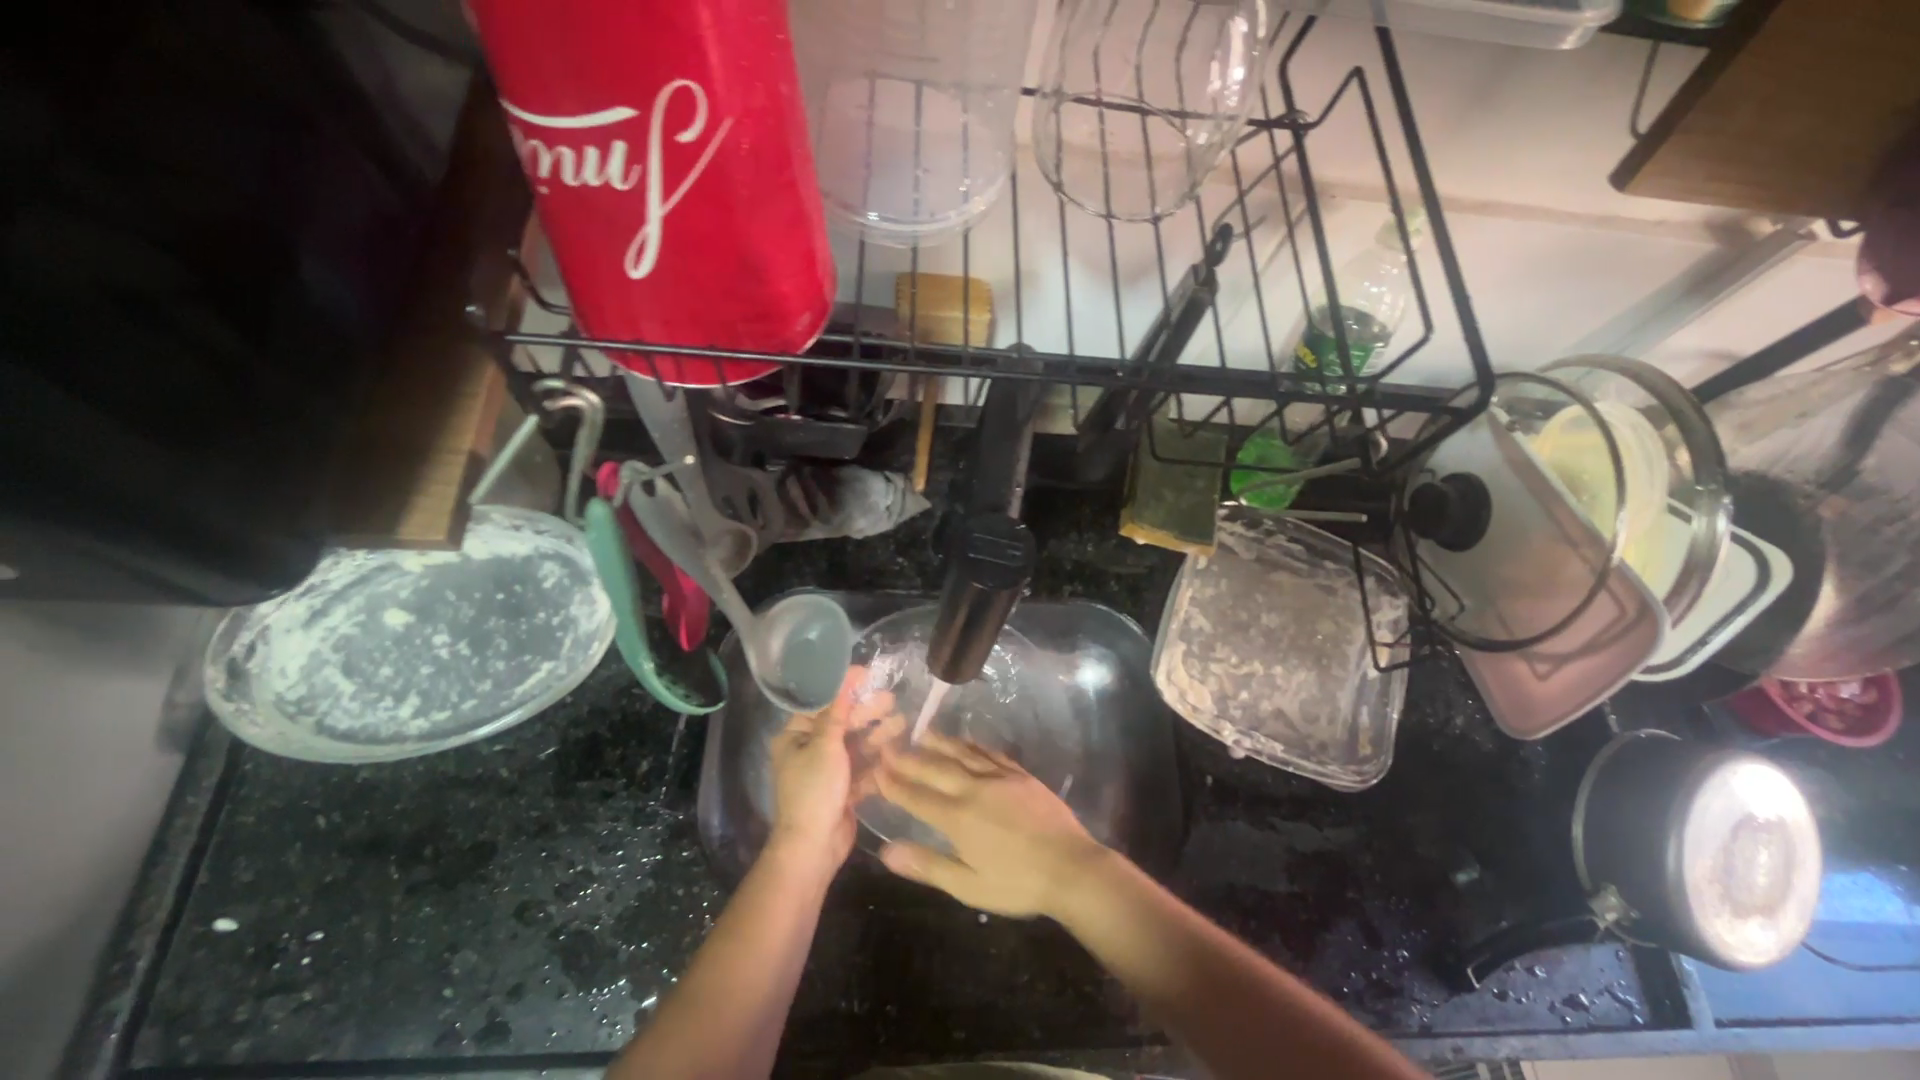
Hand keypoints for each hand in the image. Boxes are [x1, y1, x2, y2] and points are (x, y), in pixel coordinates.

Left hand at [767, 666, 893, 867]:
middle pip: (842, 724)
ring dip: (877, 735)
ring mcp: (828, 772)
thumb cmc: (814, 789)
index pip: (821, 705)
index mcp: (795, 737)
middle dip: (866, 713)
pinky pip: (863, 769)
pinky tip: (898, 748)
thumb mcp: (825, 744)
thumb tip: (846, 676)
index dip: (844, 689)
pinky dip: (878, 760)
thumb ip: (838, 711)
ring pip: (856, 746)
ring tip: (901, 721)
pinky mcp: (844, 790)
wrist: (814, 846)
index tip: (868, 675)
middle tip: (891, 699)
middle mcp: (809, 751)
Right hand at [875, 732, 1109, 918]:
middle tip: (888, 743)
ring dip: (939, 742)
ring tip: (920, 731)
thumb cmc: (1018, 884)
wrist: (1073, 869)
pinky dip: (973, 744)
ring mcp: (1000, 779)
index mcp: (957, 818)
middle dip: (909, 757)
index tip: (875, 768)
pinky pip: (990, 753)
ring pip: (962, 753)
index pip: (916, 796)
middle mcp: (974, 790)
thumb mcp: (968, 886)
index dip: (893, 783)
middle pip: (935, 768)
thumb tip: (886, 851)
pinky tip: (966, 741)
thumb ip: (927, 866)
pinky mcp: (1022, 776)